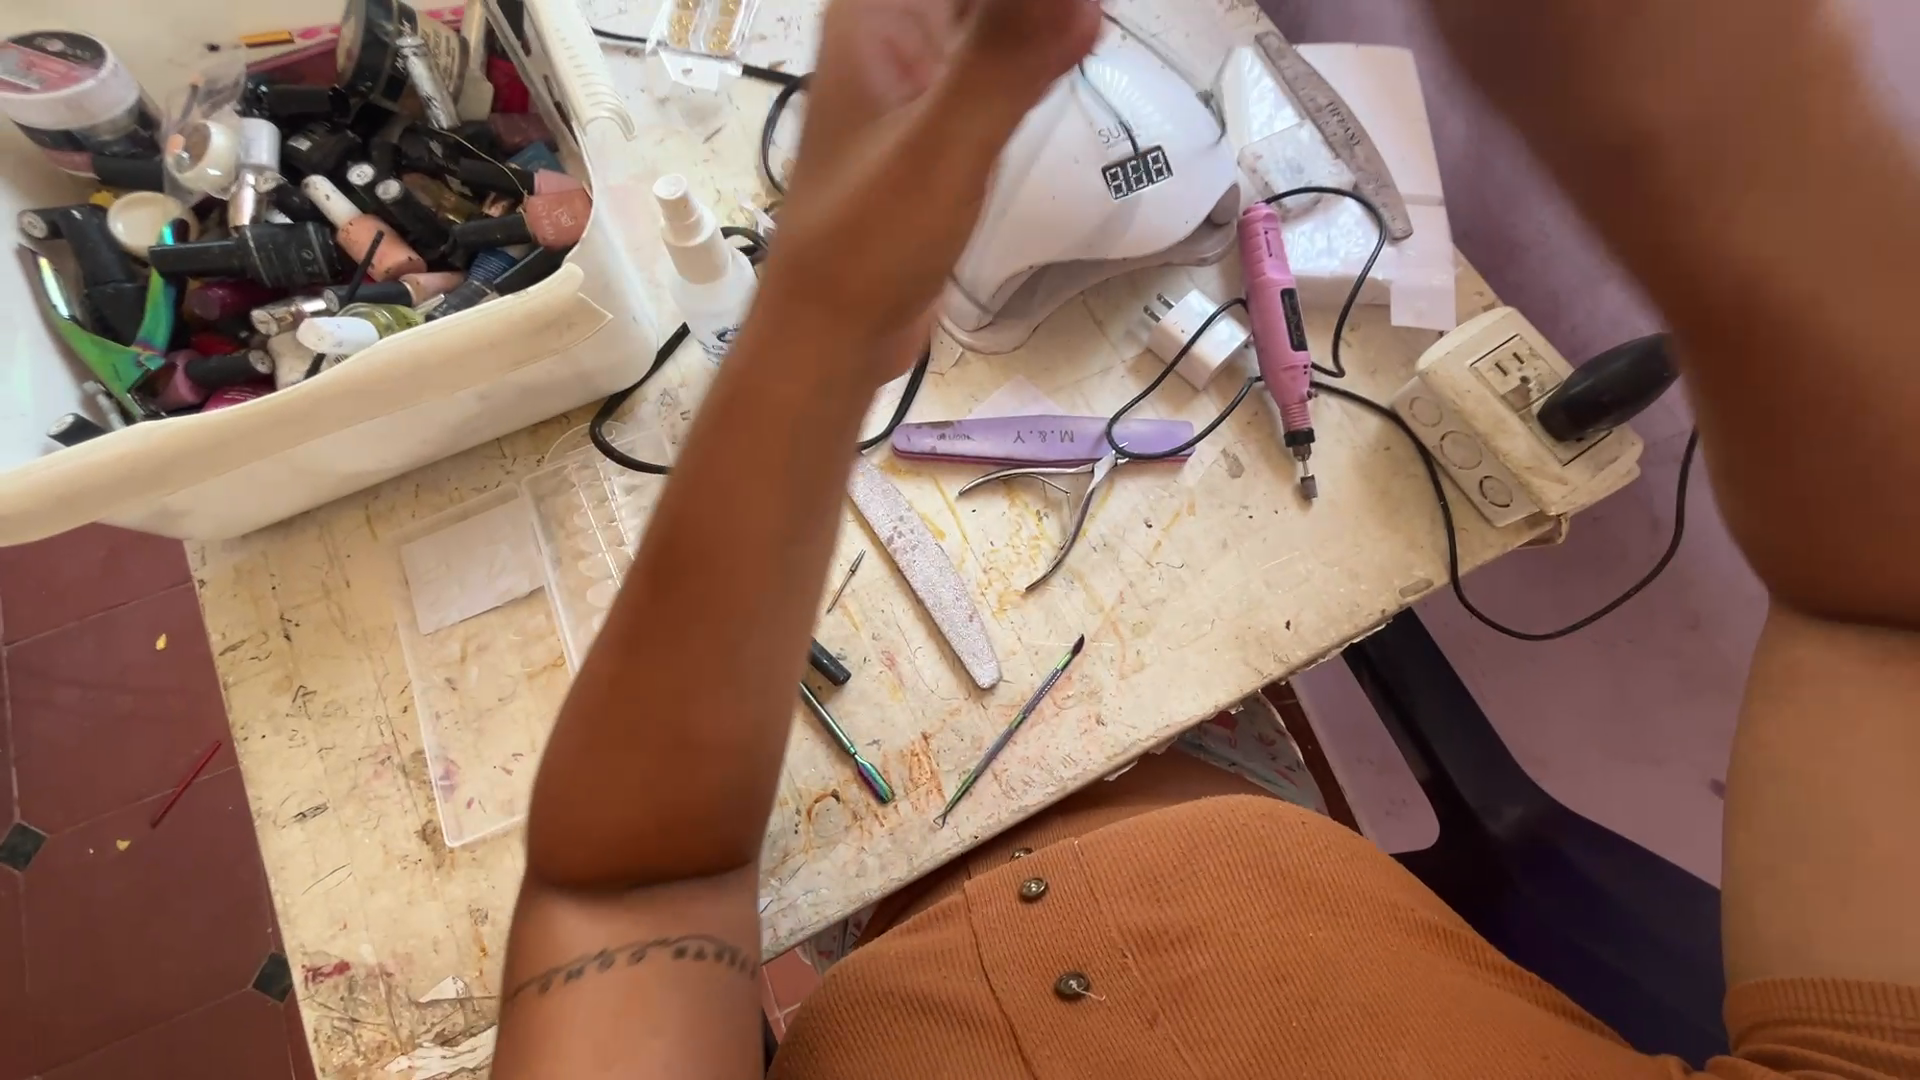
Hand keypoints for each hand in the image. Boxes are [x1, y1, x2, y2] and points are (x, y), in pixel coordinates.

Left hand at [754, 0, 1100, 379]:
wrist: (836, 334)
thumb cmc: (869, 247)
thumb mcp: (941, 147)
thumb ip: (1006, 60)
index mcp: (878, 13)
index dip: (1028, 4)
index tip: (1076, 22)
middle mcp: (893, 34)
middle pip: (978, 2)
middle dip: (1036, 14)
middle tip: (1087, 26)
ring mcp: (914, 86)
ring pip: (991, 24)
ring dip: (1038, 24)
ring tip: (1087, 31)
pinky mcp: (935, 133)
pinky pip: (990, 72)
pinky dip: (1028, 62)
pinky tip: (1065, 60)